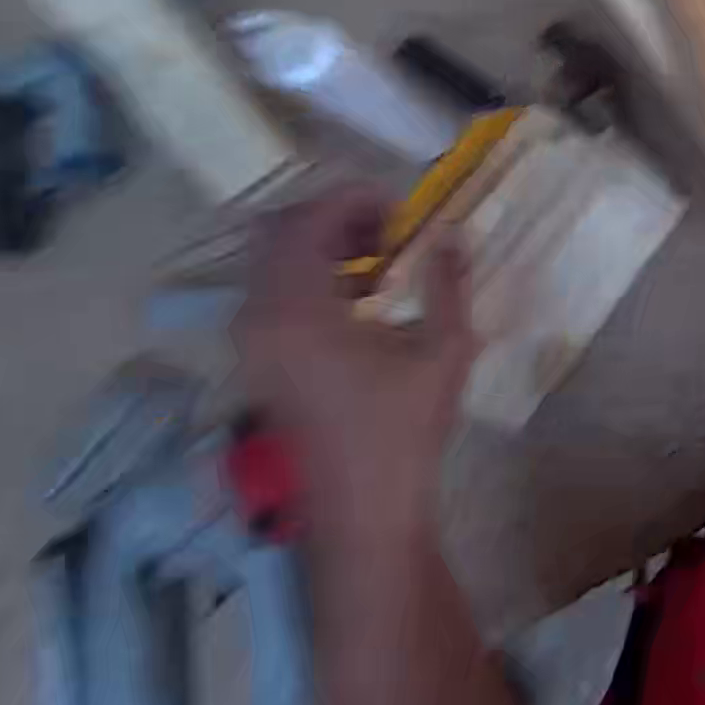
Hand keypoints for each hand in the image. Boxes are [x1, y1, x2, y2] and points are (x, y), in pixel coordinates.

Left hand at [233, 186, 476, 543]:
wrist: (363, 505)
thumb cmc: (407, 425)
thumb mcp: (448, 348)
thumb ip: (450, 282)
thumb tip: (454, 234)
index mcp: (298, 311)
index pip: (307, 220)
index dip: (355, 199)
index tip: (406, 208)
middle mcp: (257, 318)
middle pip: (278, 231)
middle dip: (338, 216)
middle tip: (395, 230)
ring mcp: (249, 342)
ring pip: (271, 261)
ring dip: (325, 244)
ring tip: (384, 261)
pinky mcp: (256, 361)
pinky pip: (272, 291)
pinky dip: (313, 274)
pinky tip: (363, 299)